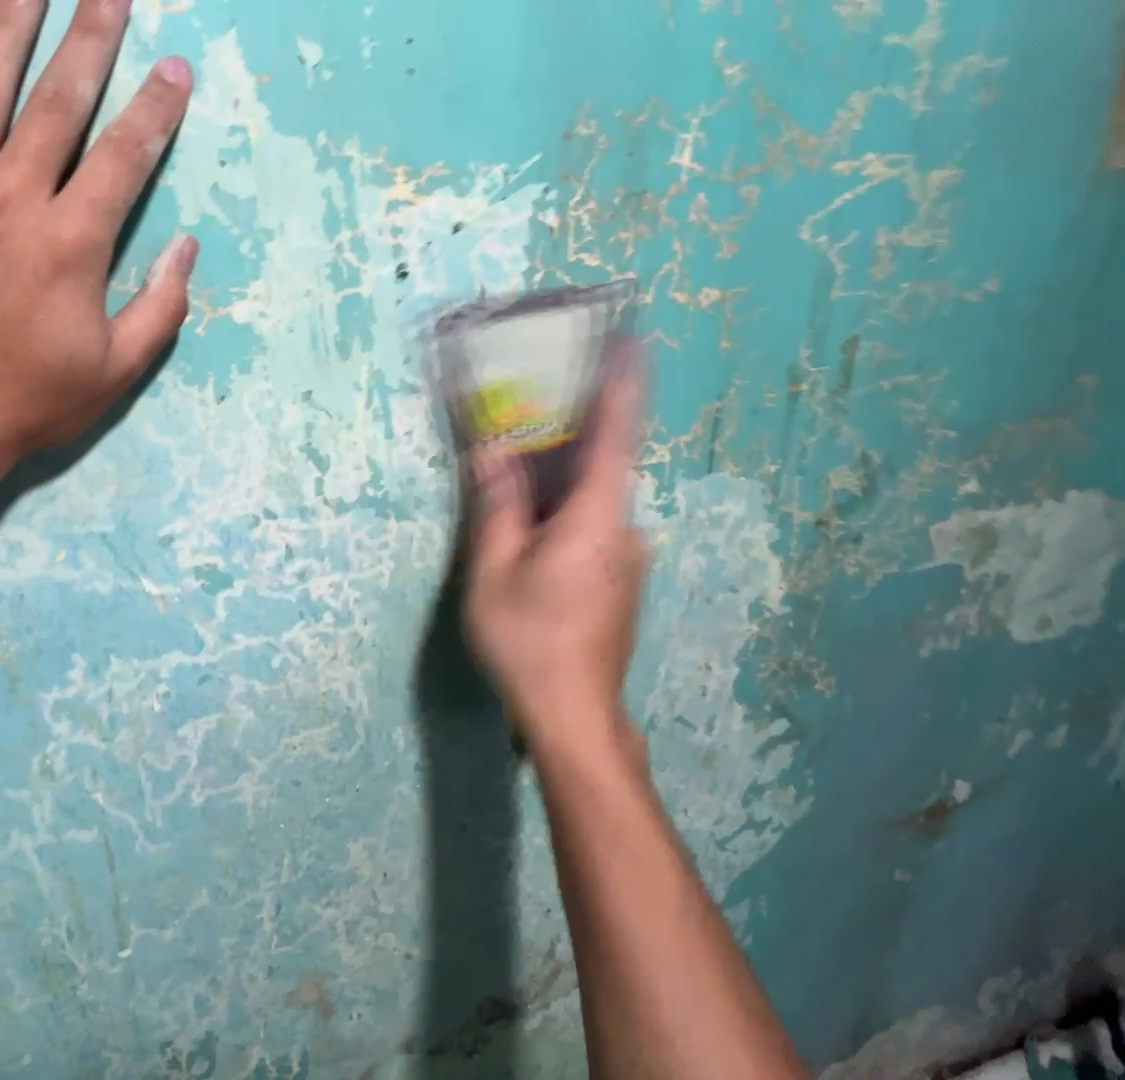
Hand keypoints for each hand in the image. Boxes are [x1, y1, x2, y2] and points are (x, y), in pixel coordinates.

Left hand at [0, 0, 198, 465]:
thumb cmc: (28, 403)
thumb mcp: (116, 371)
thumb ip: (160, 308)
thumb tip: (186, 247)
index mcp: (70, 243)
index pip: (123, 156)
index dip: (155, 110)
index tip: (175, 69)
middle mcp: (10, 202)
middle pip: (57, 103)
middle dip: (91, 41)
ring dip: (9, 29)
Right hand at [465, 349, 648, 739]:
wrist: (573, 714)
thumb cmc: (527, 639)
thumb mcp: (494, 571)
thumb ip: (497, 506)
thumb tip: (495, 450)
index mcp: (596, 519)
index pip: (615, 437)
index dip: (622, 387)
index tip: (630, 341)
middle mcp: (625, 531)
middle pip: (597, 471)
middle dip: (564, 447)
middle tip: (523, 433)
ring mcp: (629, 560)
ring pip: (591, 507)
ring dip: (557, 493)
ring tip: (515, 502)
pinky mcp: (623, 583)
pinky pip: (593, 532)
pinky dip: (564, 521)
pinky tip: (532, 546)